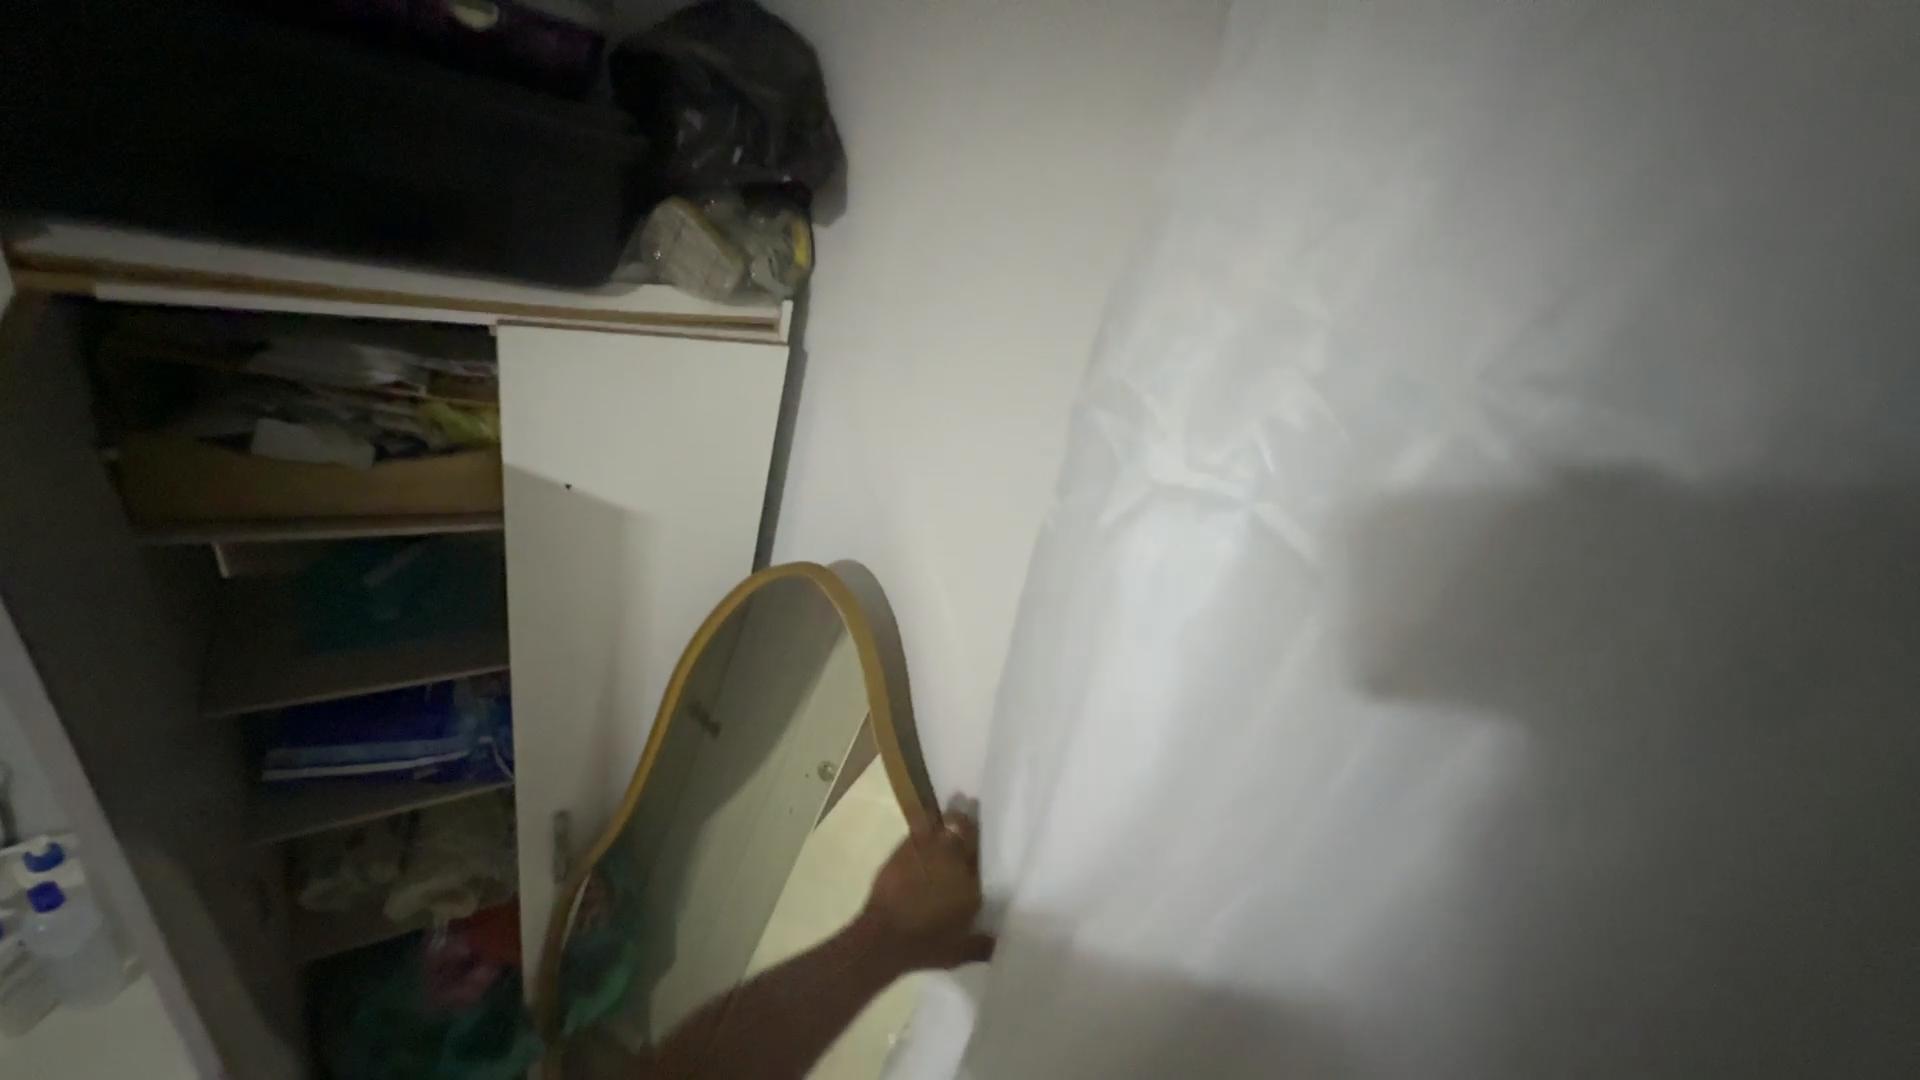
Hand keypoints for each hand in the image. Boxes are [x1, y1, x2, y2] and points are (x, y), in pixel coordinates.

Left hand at [859, 808, 994, 972]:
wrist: (885, 939)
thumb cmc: (926, 945)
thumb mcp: (960, 952)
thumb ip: (982, 944)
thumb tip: (996, 942)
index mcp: (969, 881)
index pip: (979, 847)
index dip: (979, 833)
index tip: (981, 822)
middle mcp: (949, 859)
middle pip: (960, 825)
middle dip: (963, 815)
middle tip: (965, 806)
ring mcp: (923, 851)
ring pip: (936, 821)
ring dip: (941, 816)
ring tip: (944, 810)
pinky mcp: (901, 851)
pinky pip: (915, 829)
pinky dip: (921, 825)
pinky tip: (923, 825)